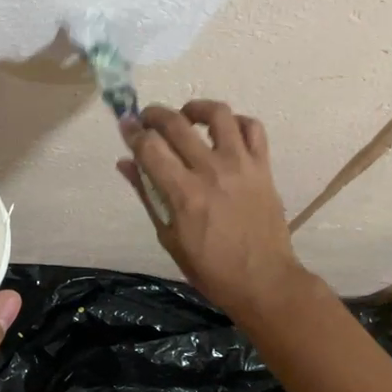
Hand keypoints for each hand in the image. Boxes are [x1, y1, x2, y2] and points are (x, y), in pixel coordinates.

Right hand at [119, 100, 314, 322]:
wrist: (266, 283)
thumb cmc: (212, 270)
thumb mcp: (169, 238)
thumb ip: (148, 195)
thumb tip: (126, 163)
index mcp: (184, 194)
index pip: (149, 146)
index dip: (132, 132)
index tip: (126, 126)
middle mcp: (211, 171)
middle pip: (176, 123)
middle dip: (154, 114)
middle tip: (147, 119)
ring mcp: (241, 165)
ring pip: (218, 114)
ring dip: (195, 108)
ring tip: (187, 116)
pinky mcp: (263, 167)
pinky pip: (253, 128)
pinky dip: (236, 122)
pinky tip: (224, 132)